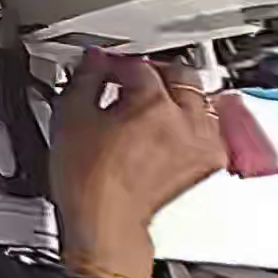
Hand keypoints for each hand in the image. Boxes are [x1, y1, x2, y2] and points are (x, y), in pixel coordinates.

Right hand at [49, 50, 224, 276]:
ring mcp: (203, 145)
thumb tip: (95, 62)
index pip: (139, 65)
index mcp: (154, 106)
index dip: (114, 61)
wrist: (104, 216)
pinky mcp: (206, 163)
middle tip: (126, 74)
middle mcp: (188, 124)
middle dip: (152, 70)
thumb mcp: (71, 113)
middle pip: (181, 75)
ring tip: (144, 98)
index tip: (102, 64)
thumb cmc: (86, 175)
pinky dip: (187, 117)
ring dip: (173, 92)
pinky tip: (161, 121)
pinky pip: (206, 126)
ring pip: (199, 99)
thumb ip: (86, 77)